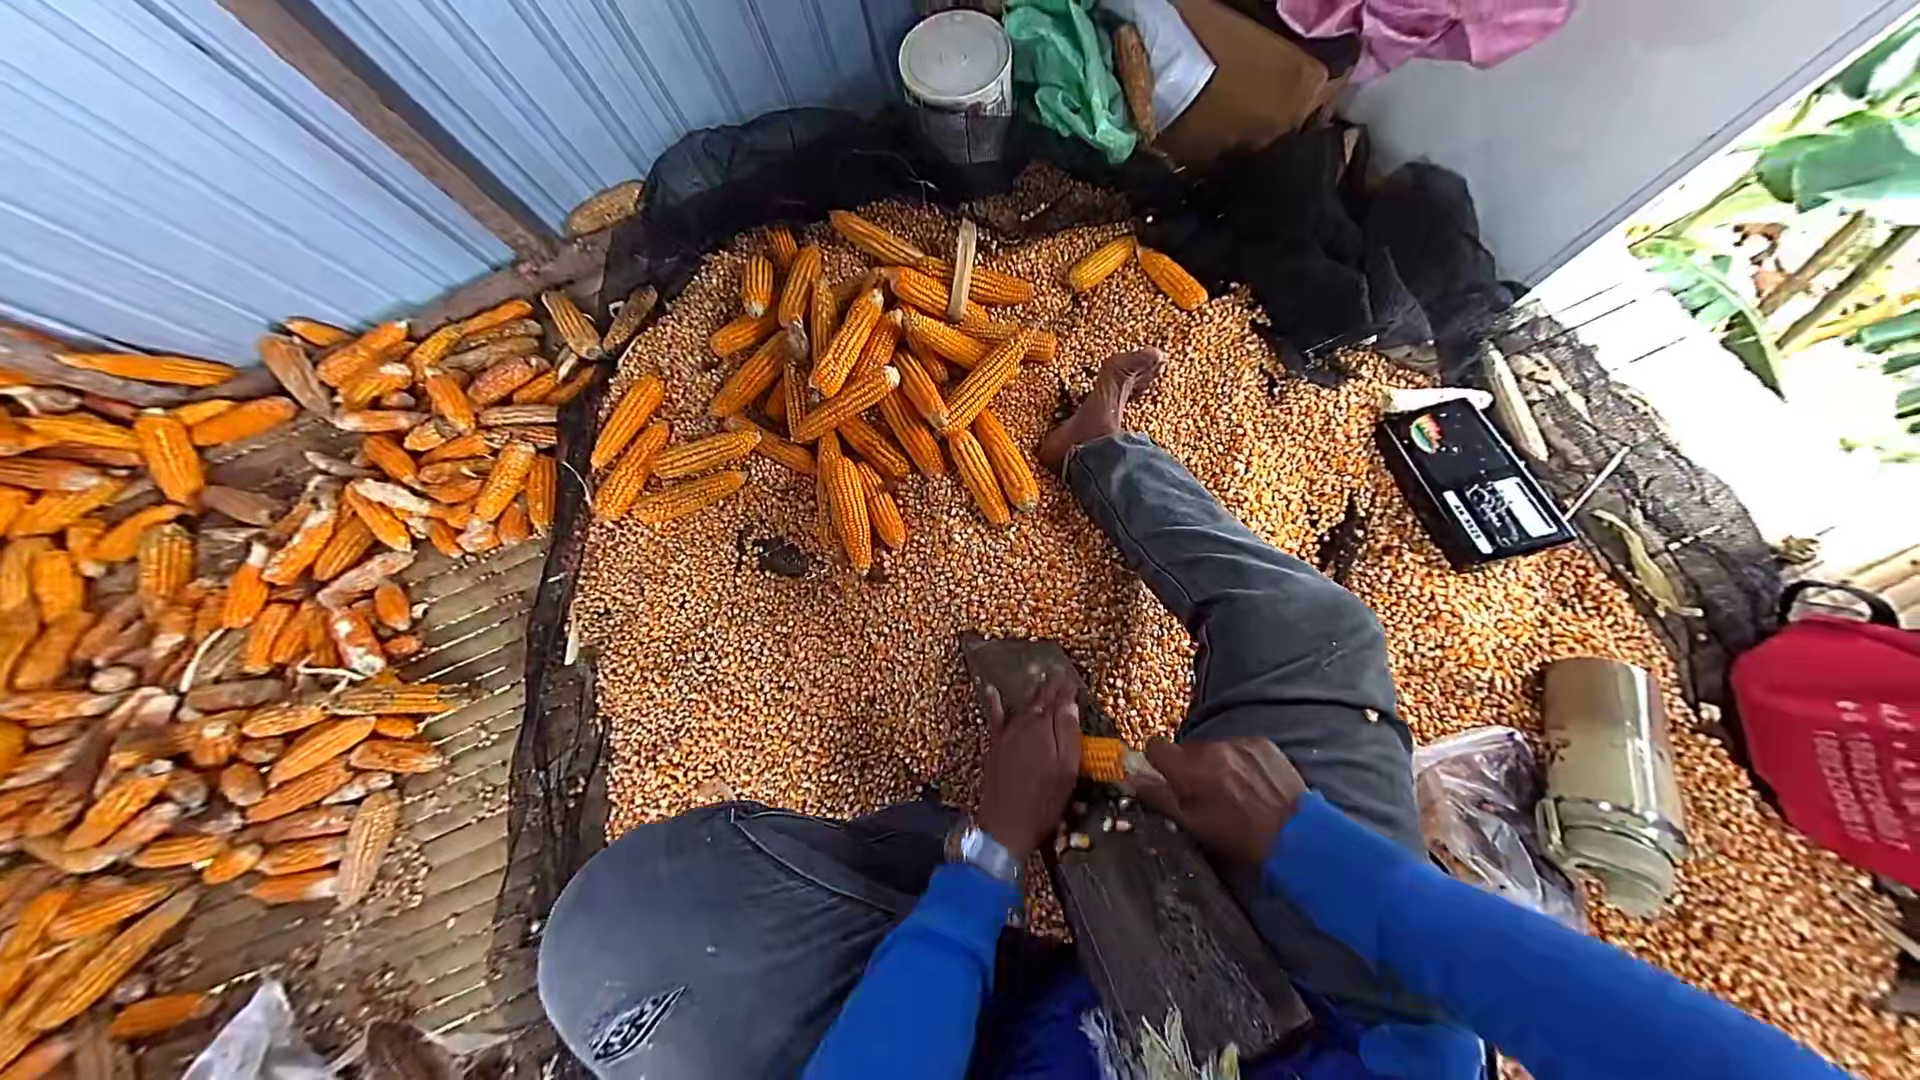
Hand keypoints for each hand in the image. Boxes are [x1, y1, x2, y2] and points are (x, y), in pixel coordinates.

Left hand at [976, 671, 1080, 858]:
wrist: (1005, 823)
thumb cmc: (1044, 801)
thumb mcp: (1066, 770)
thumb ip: (1068, 734)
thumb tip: (1070, 704)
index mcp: (1044, 728)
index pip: (1059, 701)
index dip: (1067, 690)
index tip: (1073, 679)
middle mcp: (1024, 724)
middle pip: (1040, 700)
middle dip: (1050, 687)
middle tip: (1059, 673)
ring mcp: (1006, 733)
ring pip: (1022, 705)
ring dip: (1032, 691)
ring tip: (1039, 677)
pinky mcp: (995, 743)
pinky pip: (995, 715)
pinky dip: (994, 701)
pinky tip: (991, 689)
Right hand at [1132, 737, 1306, 868]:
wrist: (1299, 840)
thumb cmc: (1239, 839)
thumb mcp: (1191, 825)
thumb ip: (1157, 796)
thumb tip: (1131, 777)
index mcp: (1189, 767)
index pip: (1155, 746)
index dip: (1158, 763)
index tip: (1167, 778)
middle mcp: (1211, 746)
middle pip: (1186, 748)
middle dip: (1189, 766)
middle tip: (1205, 794)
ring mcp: (1239, 742)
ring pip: (1213, 747)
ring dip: (1216, 763)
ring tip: (1234, 791)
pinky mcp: (1262, 743)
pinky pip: (1238, 746)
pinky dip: (1239, 761)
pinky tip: (1253, 784)